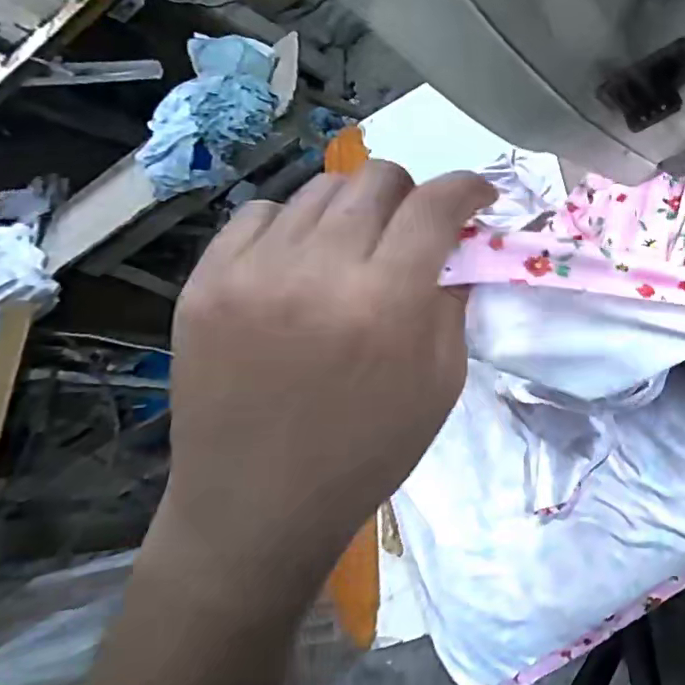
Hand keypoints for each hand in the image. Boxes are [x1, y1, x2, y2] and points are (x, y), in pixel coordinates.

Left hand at [164, 161, 493, 596]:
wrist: (259, 505)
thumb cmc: (371, 447)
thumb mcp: (443, 378)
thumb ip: (452, 299)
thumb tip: (458, 245)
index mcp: (387, 302)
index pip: (435, 204)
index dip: (468, 187)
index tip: (479, 196)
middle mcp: (318, 272)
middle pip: (378, 179)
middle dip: (413, 194)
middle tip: (416, 229)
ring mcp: (252, 273)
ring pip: (321, 189)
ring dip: (357, 209)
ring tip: (359, 248)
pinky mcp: (205, 283)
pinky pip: (263, 214)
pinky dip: (298, 226)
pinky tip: (304, 263)